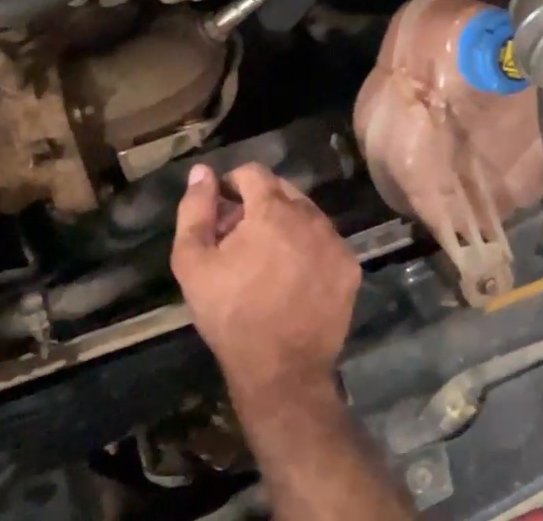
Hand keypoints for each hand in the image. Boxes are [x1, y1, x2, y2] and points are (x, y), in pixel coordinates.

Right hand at [171, 164, 360, 400]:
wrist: (281, 371)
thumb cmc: (230, 314)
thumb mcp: (193, 262)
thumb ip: (195, 209)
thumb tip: (202, 172)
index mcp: (272, 210)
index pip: (253, 172)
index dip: (232, 184)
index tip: (221, 209)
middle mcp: (311, 217)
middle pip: (282, 190)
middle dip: (258, 204)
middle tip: (240, 238)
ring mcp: (335, 243)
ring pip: (306, 215)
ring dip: (285, 224)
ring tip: (266, 259)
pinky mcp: (350, 268)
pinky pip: (325, 241)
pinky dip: (308, 247)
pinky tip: (292, 276)